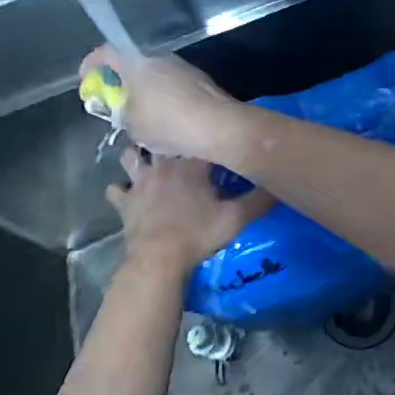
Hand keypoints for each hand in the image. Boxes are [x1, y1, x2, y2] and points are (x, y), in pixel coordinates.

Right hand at [81, 45, 246, 161]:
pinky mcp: (200, 79)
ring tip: (139, 112)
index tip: (86, 78)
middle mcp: (161, 58)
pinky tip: (165, 117)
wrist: (219, 125)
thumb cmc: (169, 123)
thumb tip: (121, 107)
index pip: (107, 51)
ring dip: (143, 89)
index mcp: (138, 63)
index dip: (92, 63)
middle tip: (113, 99)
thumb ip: (119, 111)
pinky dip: (163, 95)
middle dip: (120, 80)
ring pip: (154, 74)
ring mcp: (183, 67)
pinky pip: (172, 84)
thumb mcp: (132, 124)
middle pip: (132, 62)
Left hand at [106, 149, 272, 277]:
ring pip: (131, 155)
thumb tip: (279, 183)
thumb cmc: (199, 234)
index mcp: (191, 163)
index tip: (214, 136)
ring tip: (148, 160)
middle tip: (179, 144)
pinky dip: (120, 189)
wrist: (159, 259)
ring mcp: (140, 181)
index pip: (200, 136)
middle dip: (168, 138)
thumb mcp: (236, 218)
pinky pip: (115, 189)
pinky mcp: (124, 202)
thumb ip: (259, 199)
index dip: (207, 135)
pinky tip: (128, 193)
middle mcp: (163, 164)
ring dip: (138, 155)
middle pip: (160, 138)